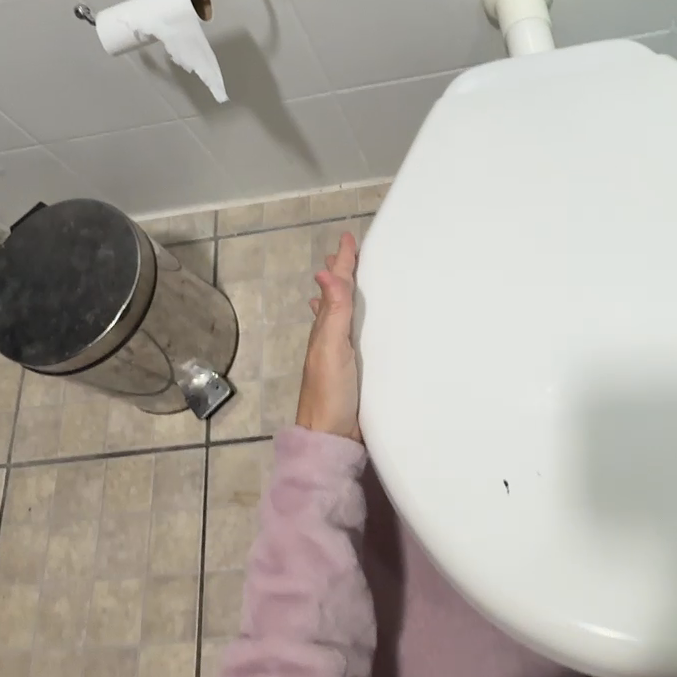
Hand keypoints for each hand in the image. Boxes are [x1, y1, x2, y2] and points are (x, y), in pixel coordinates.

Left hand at [296, 232, 361, 439]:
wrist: (331, 439)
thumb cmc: (330, 393)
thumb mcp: (331, 350)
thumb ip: (333, 314)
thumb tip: (325, 272)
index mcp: (325, 329)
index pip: (335, 288)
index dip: (342, 263)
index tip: (348, 238)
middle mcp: (329, 337)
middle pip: (336, 297)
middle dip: (340, 274)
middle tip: (344, 254)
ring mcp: (338, 354)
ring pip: (341, 315)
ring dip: (343, 295)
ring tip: (343, 280)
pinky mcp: (351, 370)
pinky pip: (350, 334)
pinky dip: (350, 320)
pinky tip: (349, 326)